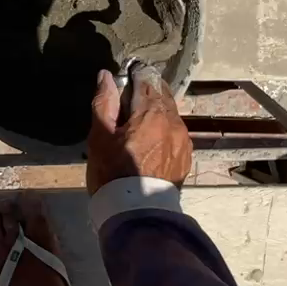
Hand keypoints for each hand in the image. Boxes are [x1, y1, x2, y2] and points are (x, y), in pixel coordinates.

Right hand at [86, 65, 192, 192]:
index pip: (146, 78)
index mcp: (151, 111)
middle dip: (146, 91)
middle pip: (161, 93)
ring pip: (170, 111)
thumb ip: (103, 101)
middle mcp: (173, 120)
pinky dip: (163, 127)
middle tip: (128, 100)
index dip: (134, 74)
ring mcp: (183, 138)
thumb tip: (106, 75)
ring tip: (137, 121)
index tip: (124, 76)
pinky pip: (175, 130)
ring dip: (156, 109)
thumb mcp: (100, 135)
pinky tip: (150, 139)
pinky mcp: (186, 154)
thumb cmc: (113, 171)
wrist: (137, 212)